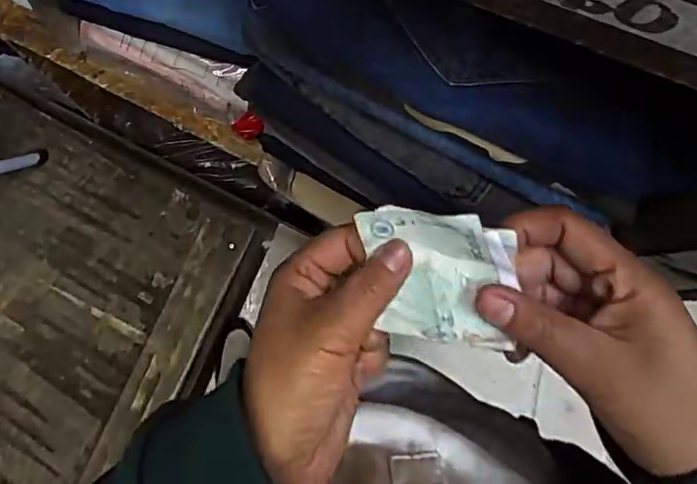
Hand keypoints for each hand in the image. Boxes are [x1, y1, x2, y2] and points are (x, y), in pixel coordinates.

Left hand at [243, 226, 412, 483]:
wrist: (281, 457)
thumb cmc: (289, 385)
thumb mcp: (332, 328)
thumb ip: (370, 287)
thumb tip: (400, 249)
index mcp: (303, 277)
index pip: (347, 240)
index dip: (378, 240)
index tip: (413, 242)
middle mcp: (319, 295)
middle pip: (367, 270)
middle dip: (386, 285)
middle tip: (414, 285)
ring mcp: (335, 326)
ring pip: (377, 303)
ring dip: (380, 324)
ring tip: (368, 342)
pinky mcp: (348, 354)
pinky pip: (378, 336)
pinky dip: (375, 351)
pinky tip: (361, 369)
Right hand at [475, 208, 696, 475]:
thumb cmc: (673, 410)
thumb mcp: (598, 365)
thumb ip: (539, 328)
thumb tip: (487, 296)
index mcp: (625, 274)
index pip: (569, 228)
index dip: (527, 230)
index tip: (488, 248)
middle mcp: (612, 283)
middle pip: (552, 257)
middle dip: (514, 272)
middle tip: (481, 296)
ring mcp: (602, 310)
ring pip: (548, 288)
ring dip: (519, 302)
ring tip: (492, 325)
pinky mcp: (595, 337)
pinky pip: (553, 317)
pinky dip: (530, 326)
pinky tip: (514, 343)